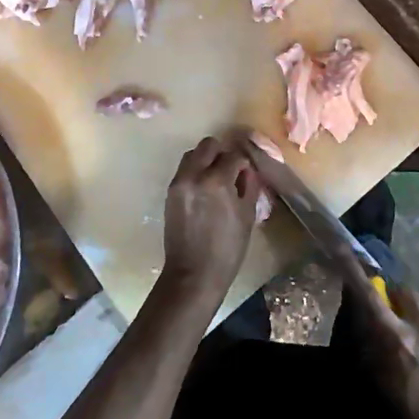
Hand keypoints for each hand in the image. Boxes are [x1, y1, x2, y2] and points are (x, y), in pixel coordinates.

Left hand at [159, 137, 263, 305]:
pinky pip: (184, 170)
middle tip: (231, 170)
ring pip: (193, 154)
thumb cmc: (228, 248)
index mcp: (216, 181)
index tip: (247, 174)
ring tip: (216, 179)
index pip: (234, 155)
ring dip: (206, 160)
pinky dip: (195, 172)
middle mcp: (194, 175)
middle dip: (222, 153)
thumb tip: (246, 170)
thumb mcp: (247, 215)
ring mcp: (179, 183)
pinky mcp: (170, 192)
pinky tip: (205, 190)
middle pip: (208, 145)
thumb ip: (249, 186)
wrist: (193, 273)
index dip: (243, 164)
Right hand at [348, 280, 418, 418]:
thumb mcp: (388, 392)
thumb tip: (366, 332)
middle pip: (404, 292)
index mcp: (399, 339)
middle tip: (386, 312)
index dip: (355, 271)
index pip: (370, 296)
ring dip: (414, 322)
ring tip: (415, 351)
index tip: (343, 249)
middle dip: (393, 296)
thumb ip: (376, 354)